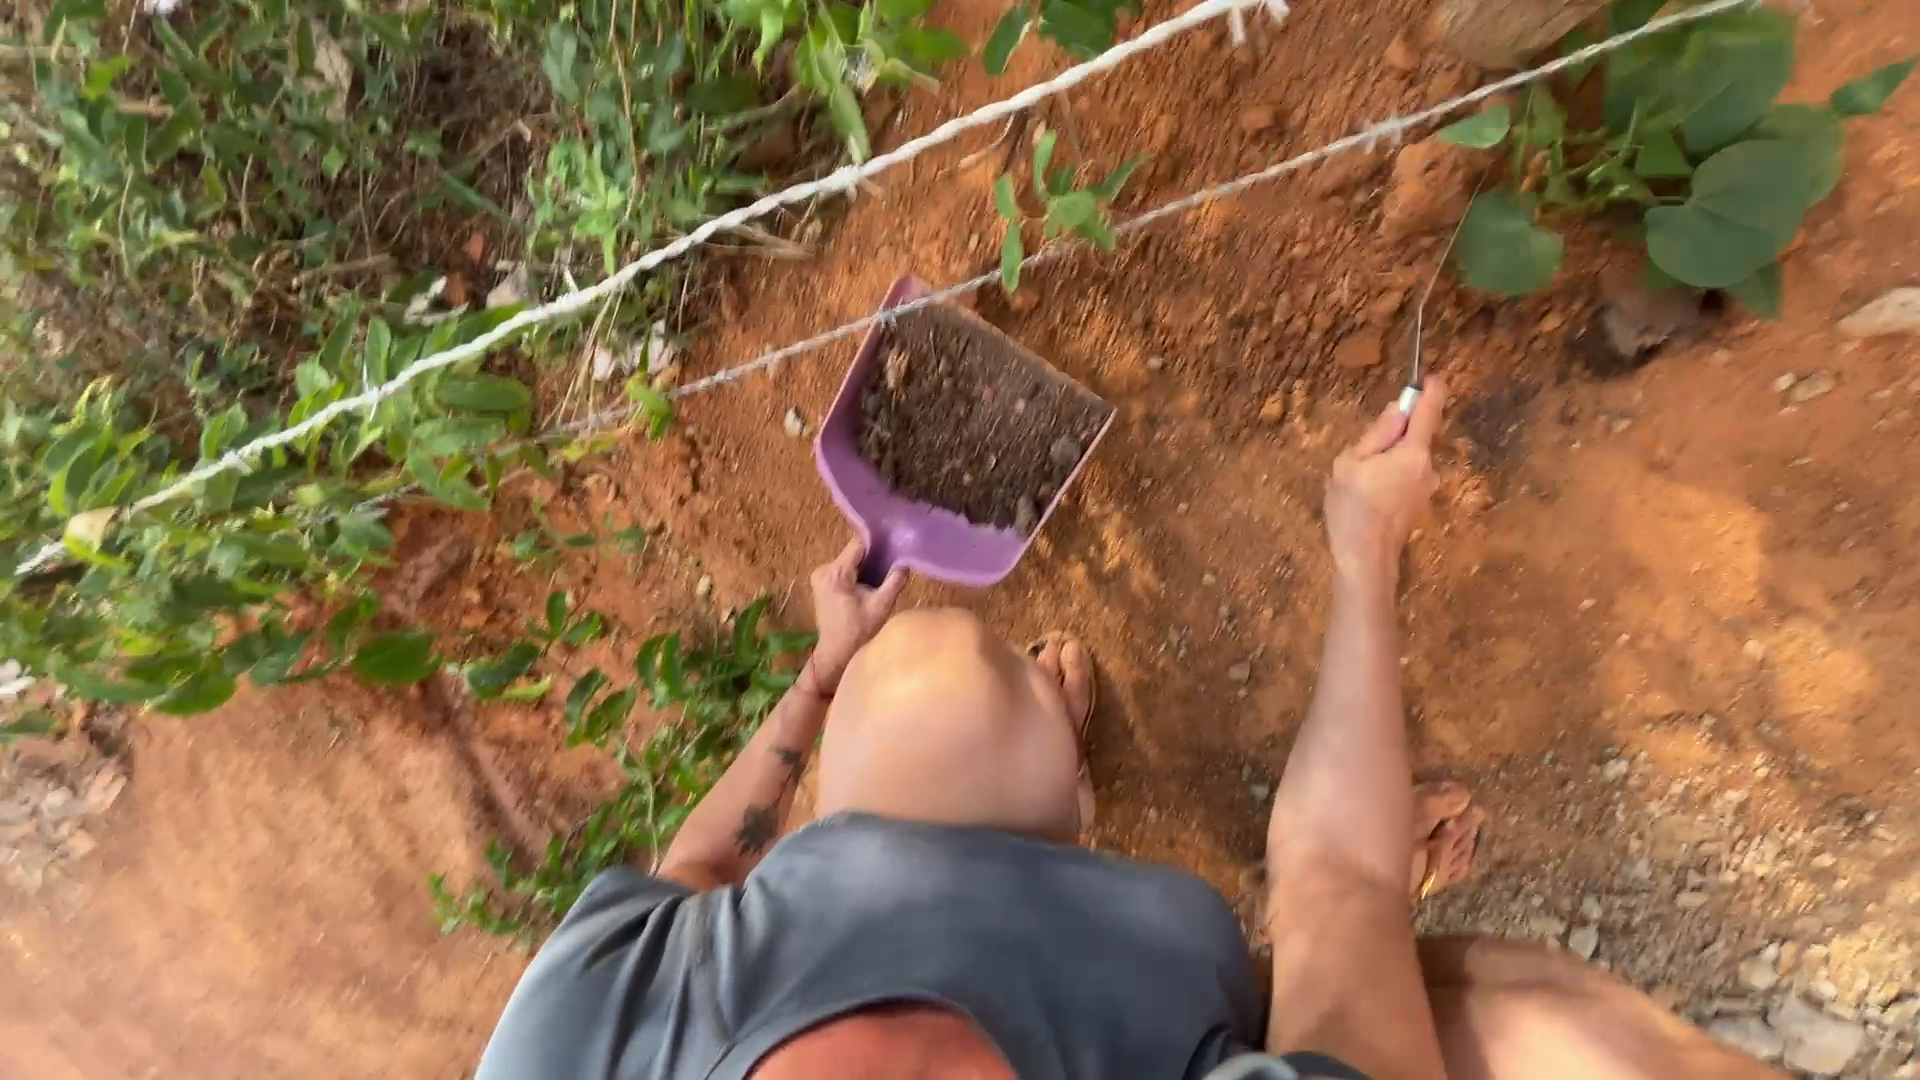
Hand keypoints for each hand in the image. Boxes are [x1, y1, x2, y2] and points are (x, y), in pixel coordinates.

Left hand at [804, 539, 908, 695]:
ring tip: (887, 570)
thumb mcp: (881, 605)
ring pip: (850, 561)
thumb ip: (894, 581)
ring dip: (867, 566)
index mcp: (835, 573)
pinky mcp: (823, 584)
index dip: (877, 542)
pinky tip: (873, 581)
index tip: (896, 541)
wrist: (837, 653)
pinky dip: (859, 573)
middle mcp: (824, 570)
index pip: (858, 545)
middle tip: (895, 559)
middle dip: (874, 556)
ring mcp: (821, 576)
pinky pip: (845, 570)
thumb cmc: (859, 631)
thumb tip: (906, 562)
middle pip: (854, 553)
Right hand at [1324, 376, 1446, 583]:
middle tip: (1359, 454)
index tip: (1432, 376)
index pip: (1428, 412)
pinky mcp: (1418, 502)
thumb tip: (1397, 411)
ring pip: (1407, 459)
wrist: (1365, 556)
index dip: (1431, 391)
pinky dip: (1387, 476)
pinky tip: (1365, 495)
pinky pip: (1404, 476)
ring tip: (1356, 481)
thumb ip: (1375, 435)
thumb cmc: (1353, 507)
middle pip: (1414, 437)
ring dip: (1386, 460)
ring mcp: (1426, 486)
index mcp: (1413, 452)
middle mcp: (1429, 466)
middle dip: (1391, 437)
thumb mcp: (1350, 464)